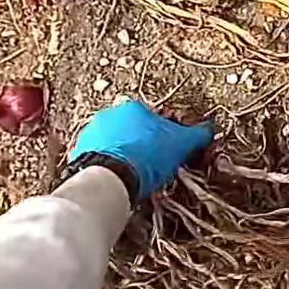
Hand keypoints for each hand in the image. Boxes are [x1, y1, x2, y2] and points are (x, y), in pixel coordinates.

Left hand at [67, 100, 213, 202]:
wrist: (110, 178)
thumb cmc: (145, 158)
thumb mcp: (179, 145)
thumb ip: (196, 135)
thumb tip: (208, 130)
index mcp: (134, 108)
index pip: (155, 120)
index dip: (165, 138)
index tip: (168, 153)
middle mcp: (110, 115)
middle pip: (134, 131)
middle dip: (143, 146)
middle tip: (153, 166)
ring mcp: (92, 133)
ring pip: (116, 144)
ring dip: (125, 155)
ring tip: (135, 176)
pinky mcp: (80, 152)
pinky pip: (100, 158)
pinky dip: (109, 166)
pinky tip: (119, 179)